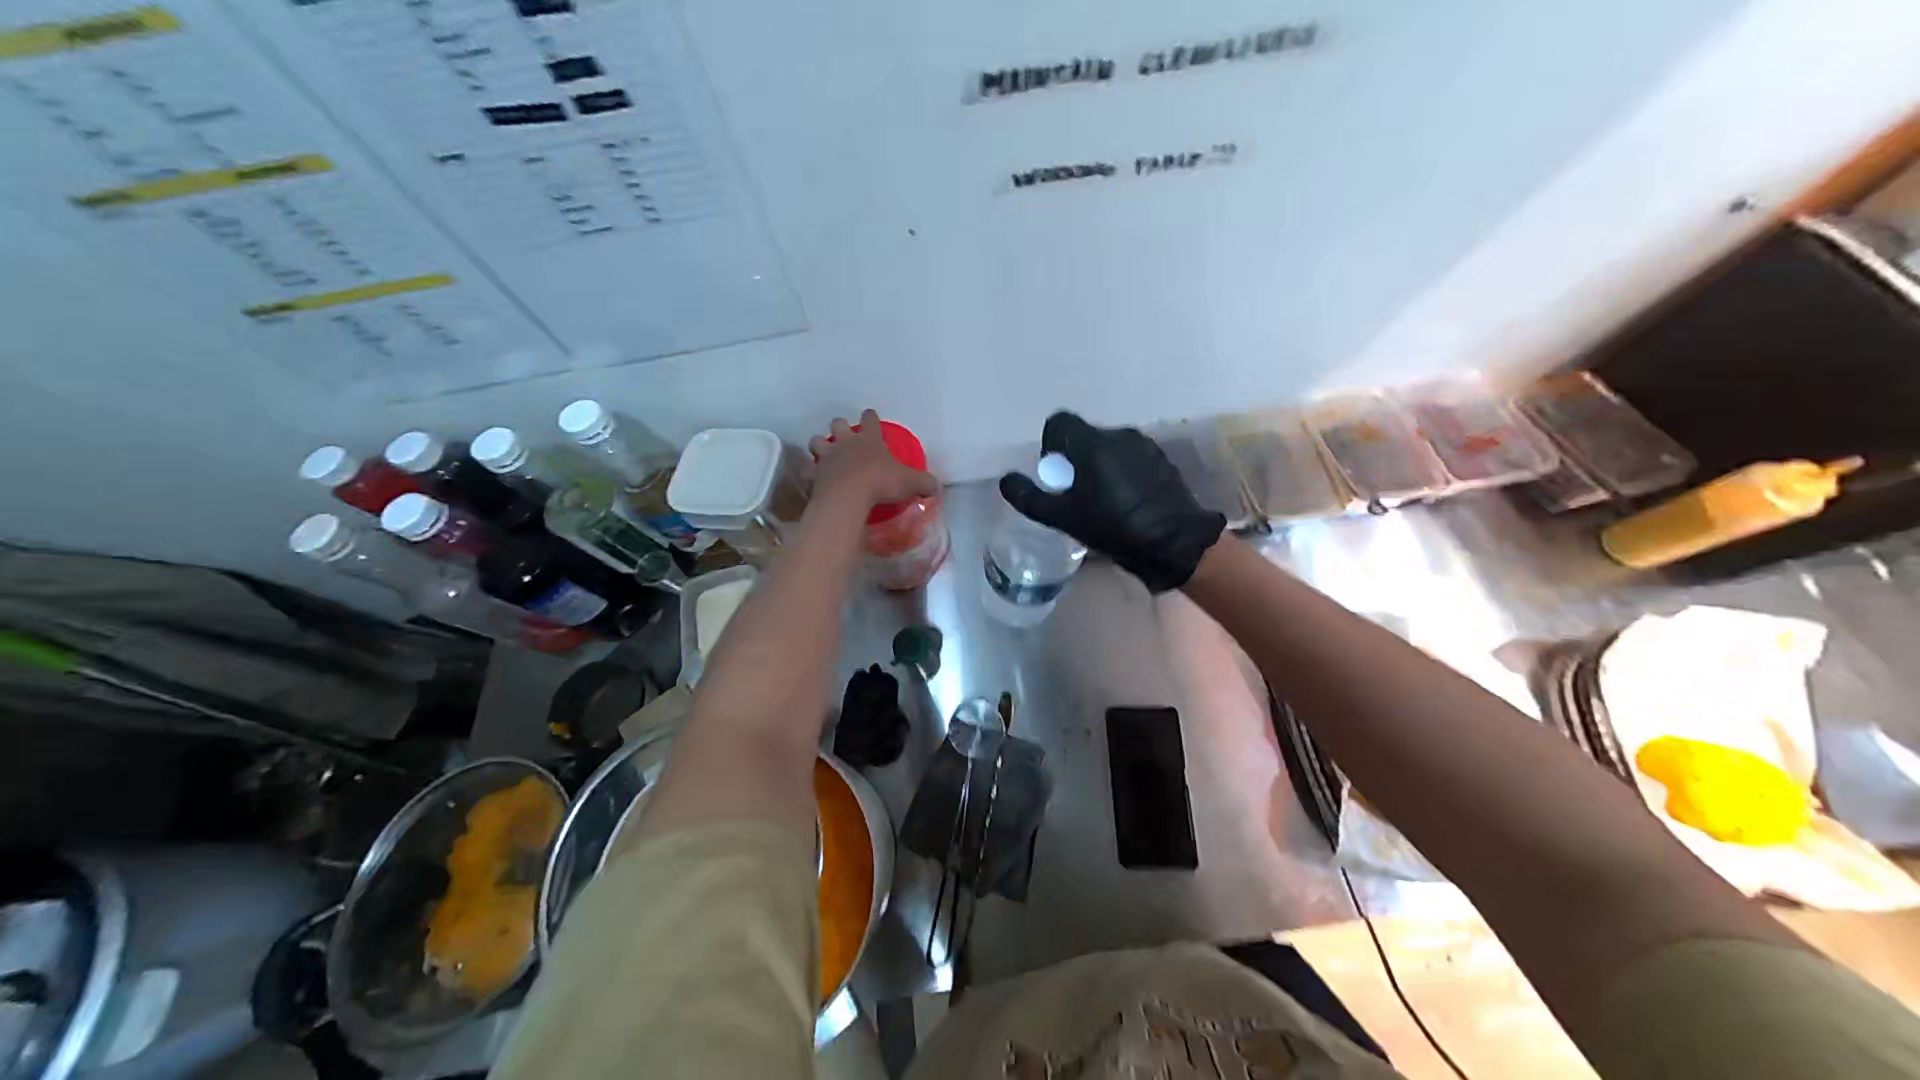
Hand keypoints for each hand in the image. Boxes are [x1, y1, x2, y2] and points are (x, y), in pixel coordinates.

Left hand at [810, 409, 938, 507]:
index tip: (870, 416)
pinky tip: (814, 479)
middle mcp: (846, 442)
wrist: (848, 495)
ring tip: (823, 452)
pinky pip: (808, 470)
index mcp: (869, 439)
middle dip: (840, 426)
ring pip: (817, 441)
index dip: (871, 417)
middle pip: (838, 424)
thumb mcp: (910, 482)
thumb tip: (937, 487)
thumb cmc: (881, 483)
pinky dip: (810, 473)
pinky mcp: (814, 474)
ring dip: (819, 444)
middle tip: (843, 435)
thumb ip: (924, 483)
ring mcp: (827, 456)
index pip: (870, 420)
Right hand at [999, 411, 1224, 592]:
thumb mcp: (1062, 518)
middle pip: (1085, 437)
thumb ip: (1029, 497)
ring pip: (1110, 448)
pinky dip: (1123, 473)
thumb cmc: (1112, 528)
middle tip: (1076, 494)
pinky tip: (1127, 503)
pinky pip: (1132, 459)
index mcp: (1092, 443)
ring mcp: (1145, 446)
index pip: (1060, 421)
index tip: (1055, 474)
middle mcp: (1119, 435)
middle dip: (1075, 460)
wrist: (1174, 543)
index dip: (1051, 444)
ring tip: (1103, 501)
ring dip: (1100, 467)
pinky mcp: (1163, 461)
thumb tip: (1006, 480)